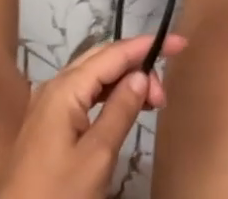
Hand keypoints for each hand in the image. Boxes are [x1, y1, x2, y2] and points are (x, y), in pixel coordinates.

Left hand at [0, 35, 186, 198]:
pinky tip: (123, 105)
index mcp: (65, 88)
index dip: (146, 45)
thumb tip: (141, 76)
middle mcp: (54, 86)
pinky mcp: (48, 121)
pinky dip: (108, 93)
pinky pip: (84, 93)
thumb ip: (120, 111)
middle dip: (137, 63)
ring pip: (93, 75)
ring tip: (154, 100)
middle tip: (166, 89)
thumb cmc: (57, 191)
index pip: (113, 54)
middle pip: (102, 58)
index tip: (179, 43)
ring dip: (124, 79)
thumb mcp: (96, 156)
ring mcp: (48, 103)